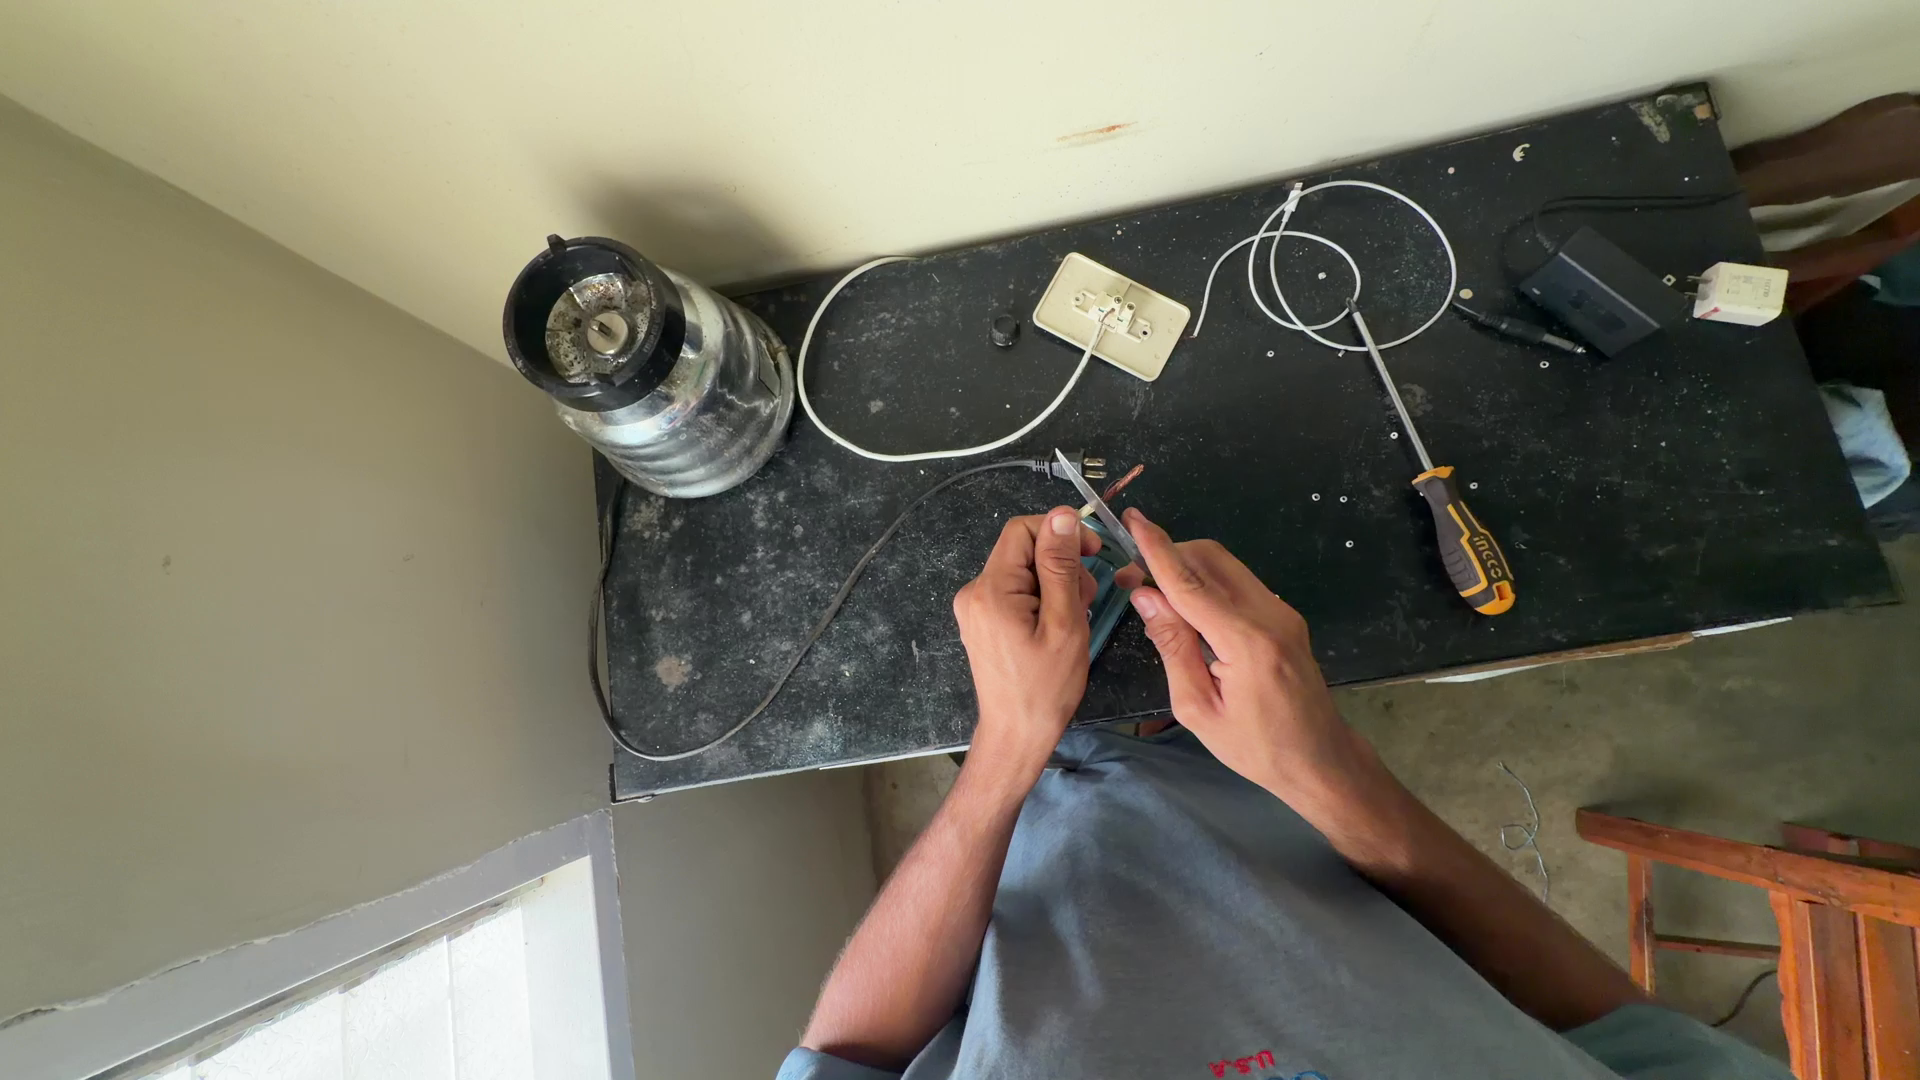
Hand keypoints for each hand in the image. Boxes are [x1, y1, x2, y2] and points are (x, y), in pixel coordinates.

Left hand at [952, 509, 1101, 765]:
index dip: (1060, 531)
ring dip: (1056, 585)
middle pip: (1023, 550)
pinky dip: (1043, 601)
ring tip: (1073, 621)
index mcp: (990, 589)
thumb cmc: (1046, 686)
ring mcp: (975, 607)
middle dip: (1062, 565)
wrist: (1017, 735)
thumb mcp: (1063, 623)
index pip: (1022, 530)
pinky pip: (1016, 592)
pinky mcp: (983, 621)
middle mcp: (974, 591)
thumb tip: (1062, 514)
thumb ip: (1061, 566)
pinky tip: (1058, 627)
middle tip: (1086, 602)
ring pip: (1024, 572)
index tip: (1093, 552)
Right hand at [1115, 508, 1376, 794]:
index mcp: (1246, 642)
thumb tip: (1146, 596)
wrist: (1320, 760)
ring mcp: (1281, 611)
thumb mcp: (1197, 708)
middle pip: (1209, 559)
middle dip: (1167, 555)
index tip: (1133, 519)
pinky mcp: (1283, 616)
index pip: (1190, 583)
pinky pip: (1236, 581)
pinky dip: (1204, 582)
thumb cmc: (1255, 748)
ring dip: (1185, 567)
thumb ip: (1172, 646)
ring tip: (1153, 593)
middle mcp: (1269, 615)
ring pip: (1224, 564)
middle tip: (1130, 577)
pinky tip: (1186, 609)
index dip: (1157, 549)